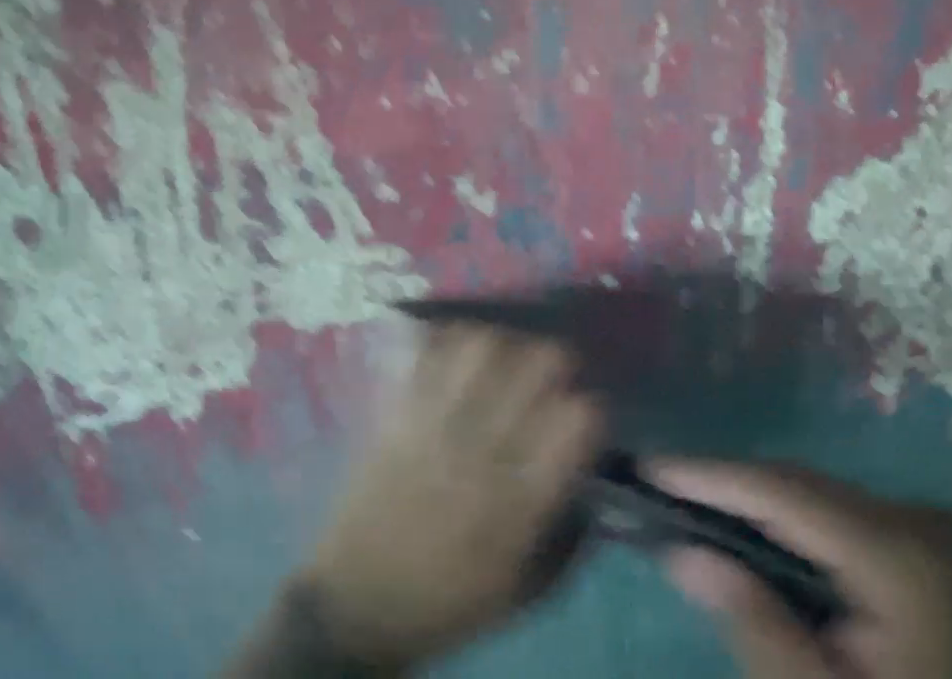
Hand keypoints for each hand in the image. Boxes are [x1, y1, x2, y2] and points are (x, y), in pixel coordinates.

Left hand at [275, 325, 602, 670]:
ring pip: (482, 348)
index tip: (584, 415)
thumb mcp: (527, 589)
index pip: (577, 421)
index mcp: (523, 503)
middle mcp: (484, 454)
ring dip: (505, 345)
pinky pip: (426, 355)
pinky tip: (460, 355)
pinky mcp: (397, 418)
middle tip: (551, 376)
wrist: (356, 609)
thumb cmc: (450, 602)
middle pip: (536, 366)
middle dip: (555, 362)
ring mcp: (436, 429)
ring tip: (505, 360)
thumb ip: (572, 535)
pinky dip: (449, 342)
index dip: (589, 409)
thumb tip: (595, 483)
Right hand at [655, 460, 951, 678]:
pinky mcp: (946, 553)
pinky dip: (805, 530)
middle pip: (809, 489)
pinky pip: (856, 524)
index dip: (713, 475)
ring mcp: (943, 534)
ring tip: (697, 510)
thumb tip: (685, 554)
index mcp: (902, 556)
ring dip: (765, 507)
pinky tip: (764, 544)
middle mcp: (926, 523)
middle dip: (734, 488)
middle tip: (661, 492)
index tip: (649, 466)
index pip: (787, 493)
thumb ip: (756, 627)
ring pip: (830, 502)